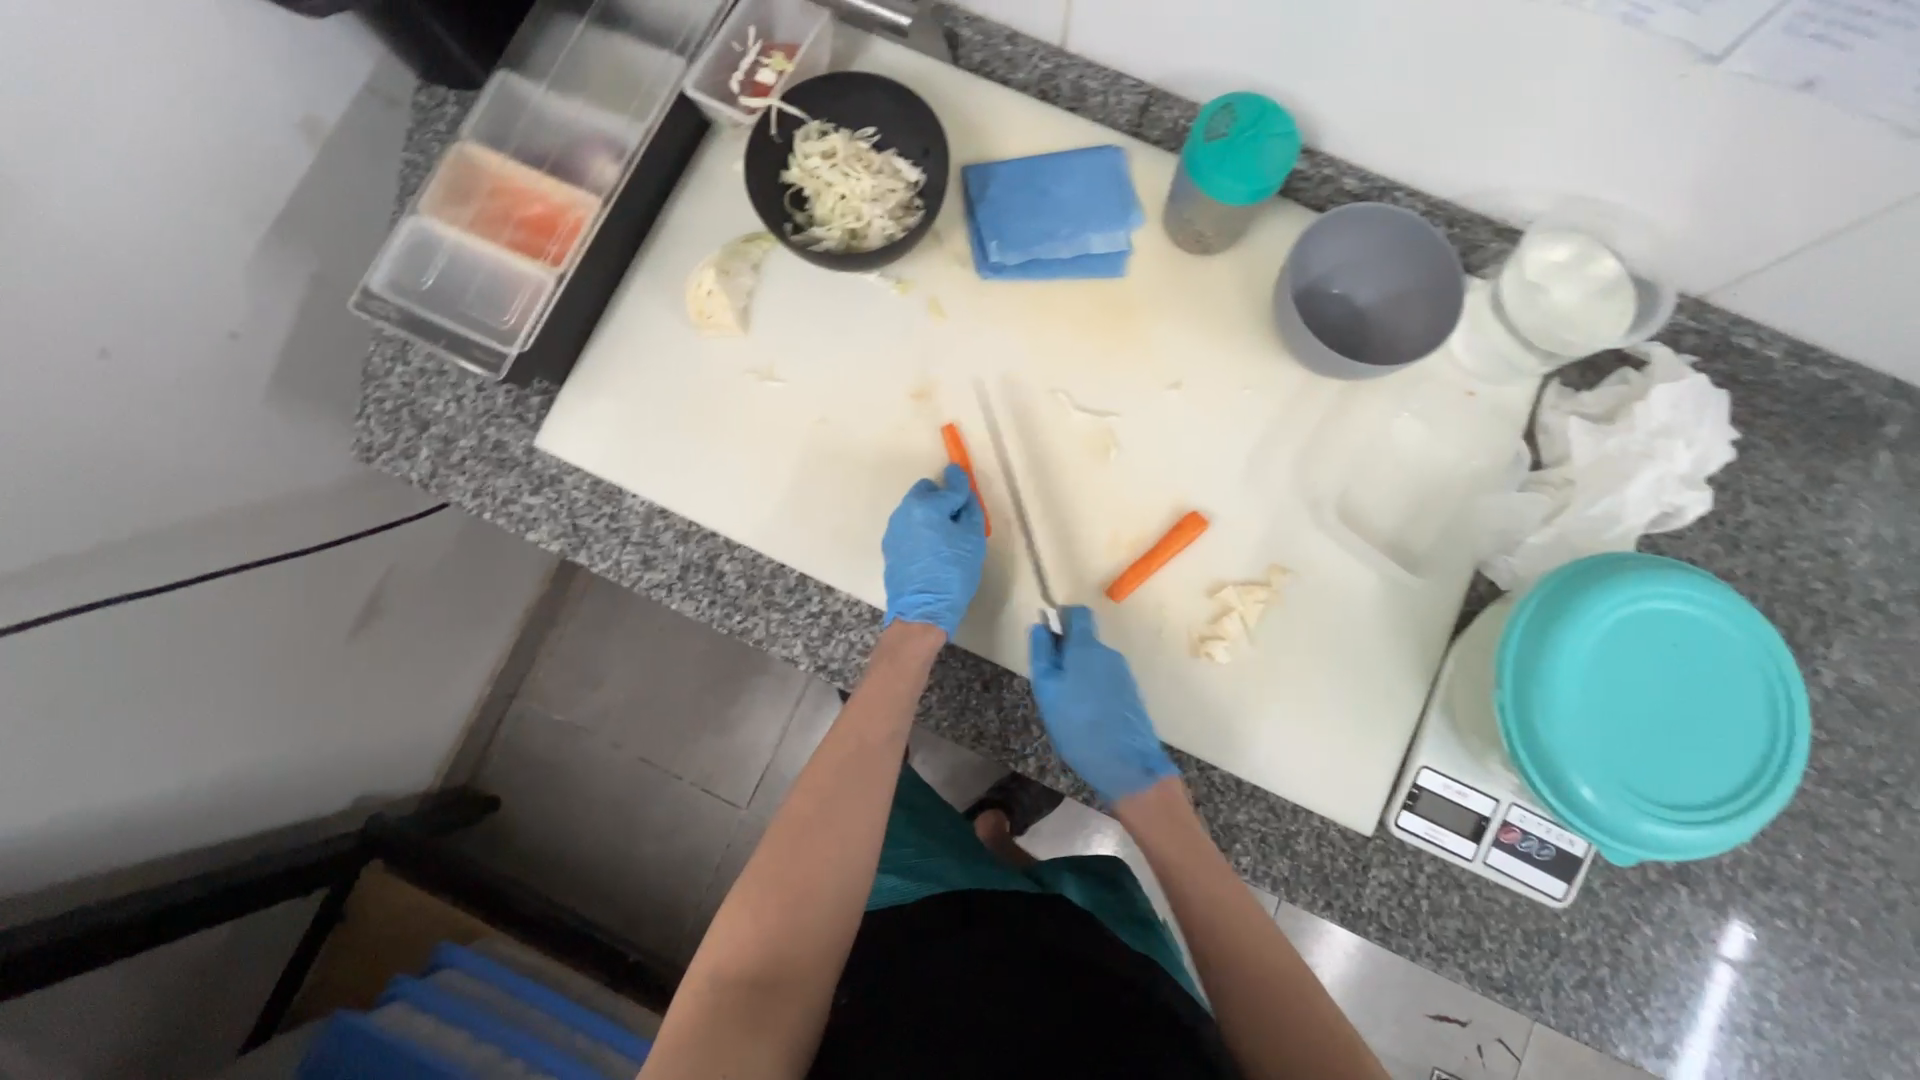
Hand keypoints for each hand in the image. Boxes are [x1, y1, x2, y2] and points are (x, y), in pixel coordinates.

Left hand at [882, 464, 987, 637]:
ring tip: (944, 537)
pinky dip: (919, 530)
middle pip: (925, 492)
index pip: (949, 487)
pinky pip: (908, 528)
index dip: (959, 481)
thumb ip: (970, 511)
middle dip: (940, 497)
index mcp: (926, 506)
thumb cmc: (953, 574)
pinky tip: (930, 551)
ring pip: (914, 510)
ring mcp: (894, 530)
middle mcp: (905, 512)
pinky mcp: (890, 547)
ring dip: (929, 514)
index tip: (960, 472)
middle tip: (956, 516)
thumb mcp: (972, 540)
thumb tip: (965, 496)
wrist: (922, 611)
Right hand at [1029, 606, 1177, 802]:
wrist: (1127, 765)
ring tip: (1066, 709)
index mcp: (1087, 647)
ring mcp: (1123, 676)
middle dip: (1065, 655)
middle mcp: (1109, 655)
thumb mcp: (1048, 690)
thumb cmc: (1078, 725)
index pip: (1078, 613)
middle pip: (1084, 641)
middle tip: (1050, 686)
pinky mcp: (1131, 696)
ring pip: (1093, 664)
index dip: (1061, 618)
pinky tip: (1085, 719)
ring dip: (1078, 676)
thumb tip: (1040, 626)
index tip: (1047, 638)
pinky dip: (1092, 692)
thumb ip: (1042, 654)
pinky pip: (1105, 682)